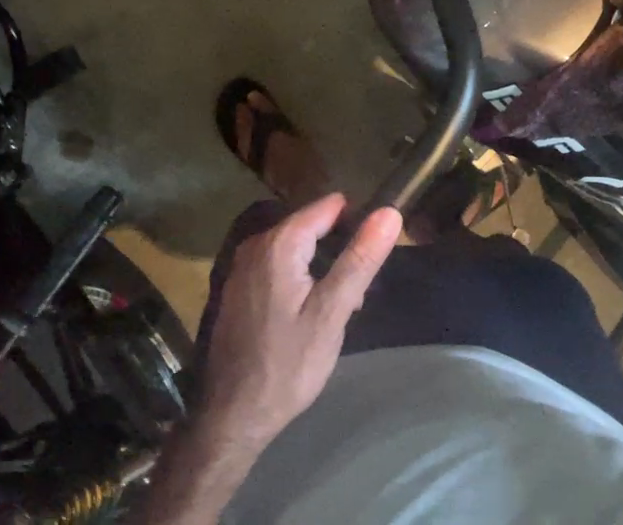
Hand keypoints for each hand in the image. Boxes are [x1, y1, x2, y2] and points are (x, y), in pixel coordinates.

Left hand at [197, 194, 401, 447]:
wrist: (234, 414)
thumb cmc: (288, 364)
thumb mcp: (332, 312)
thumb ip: (360, 259)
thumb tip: (389, 213)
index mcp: (279, 243)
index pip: (328, 207)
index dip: (356, 223)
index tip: (373, 255)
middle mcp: (256, 244)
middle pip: (310, 227)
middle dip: (339, 250)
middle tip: (357, 295)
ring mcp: (242, 266)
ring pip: (295, 249)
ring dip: (321, 268)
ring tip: (341, 308)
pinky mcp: (237, 288)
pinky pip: (278, 267)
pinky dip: (299, 280)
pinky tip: (311, 315)